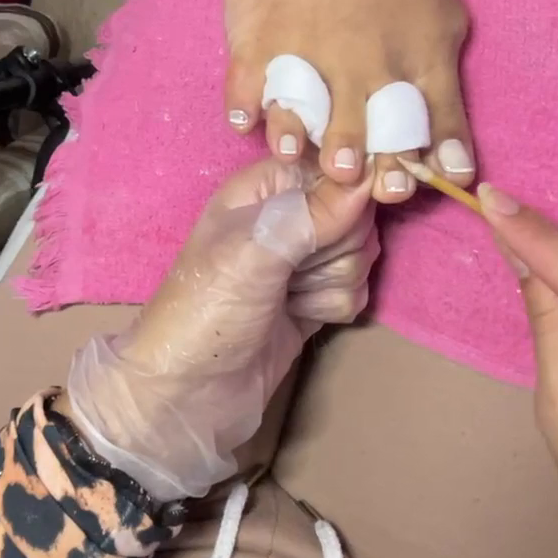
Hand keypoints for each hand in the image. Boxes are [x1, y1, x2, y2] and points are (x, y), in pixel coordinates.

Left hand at [66, 159, 376, 501]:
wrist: (189, 392)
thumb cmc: (207, 309)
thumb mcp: (254, 253)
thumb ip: (312, 214)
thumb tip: (367, 178)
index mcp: (263, 186)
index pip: (333, 165)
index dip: (349, 189)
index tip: (339, 220)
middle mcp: (284, 213)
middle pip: (354, 212)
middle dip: (337, 248)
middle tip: (294, 270)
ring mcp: (300, 257)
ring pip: (360, 253)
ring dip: (332, 281)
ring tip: (288, 297)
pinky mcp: (313, 296)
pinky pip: (355, 288)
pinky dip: (333, 306)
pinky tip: (299, 317)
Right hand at [224, 0, 474, 203]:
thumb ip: (430, 43)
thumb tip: (424, 85)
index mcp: (425, 51)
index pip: (433, 136)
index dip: (427, 168)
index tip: (421, 184)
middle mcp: (370, 67)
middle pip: (368, 148)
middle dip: (367, 176)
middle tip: (356, 183)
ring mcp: (308, 54)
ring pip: (305, 134)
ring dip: (304, 151)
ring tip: (298, 158)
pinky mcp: (254, 31)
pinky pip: (248, 95)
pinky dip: (249, 113)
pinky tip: (248, 121)